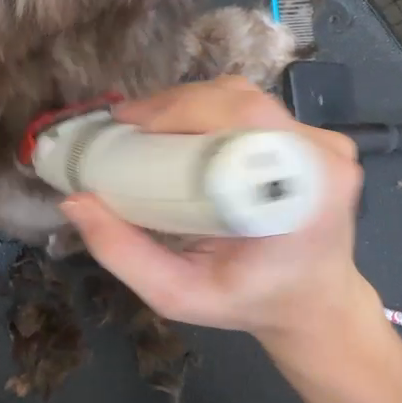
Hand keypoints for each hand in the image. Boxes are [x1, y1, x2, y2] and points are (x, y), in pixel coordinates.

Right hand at [60, 77, 373, 344]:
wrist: (312, 305)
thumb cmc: (246, 301)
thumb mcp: (176, 293)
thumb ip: (124, 253)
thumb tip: (75, 201)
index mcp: (302, 194)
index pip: (243, 121)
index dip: (181, 111)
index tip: (130, 127)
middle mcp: (322, 157)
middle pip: (241, 100)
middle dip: (174, 104)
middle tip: (126, 127)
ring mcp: (326, 144)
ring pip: (247, 98)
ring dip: (190, 105)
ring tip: (147, 129)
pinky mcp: (317, 141)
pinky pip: (256, 111)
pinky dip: (210, 113)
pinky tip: (180, 134)